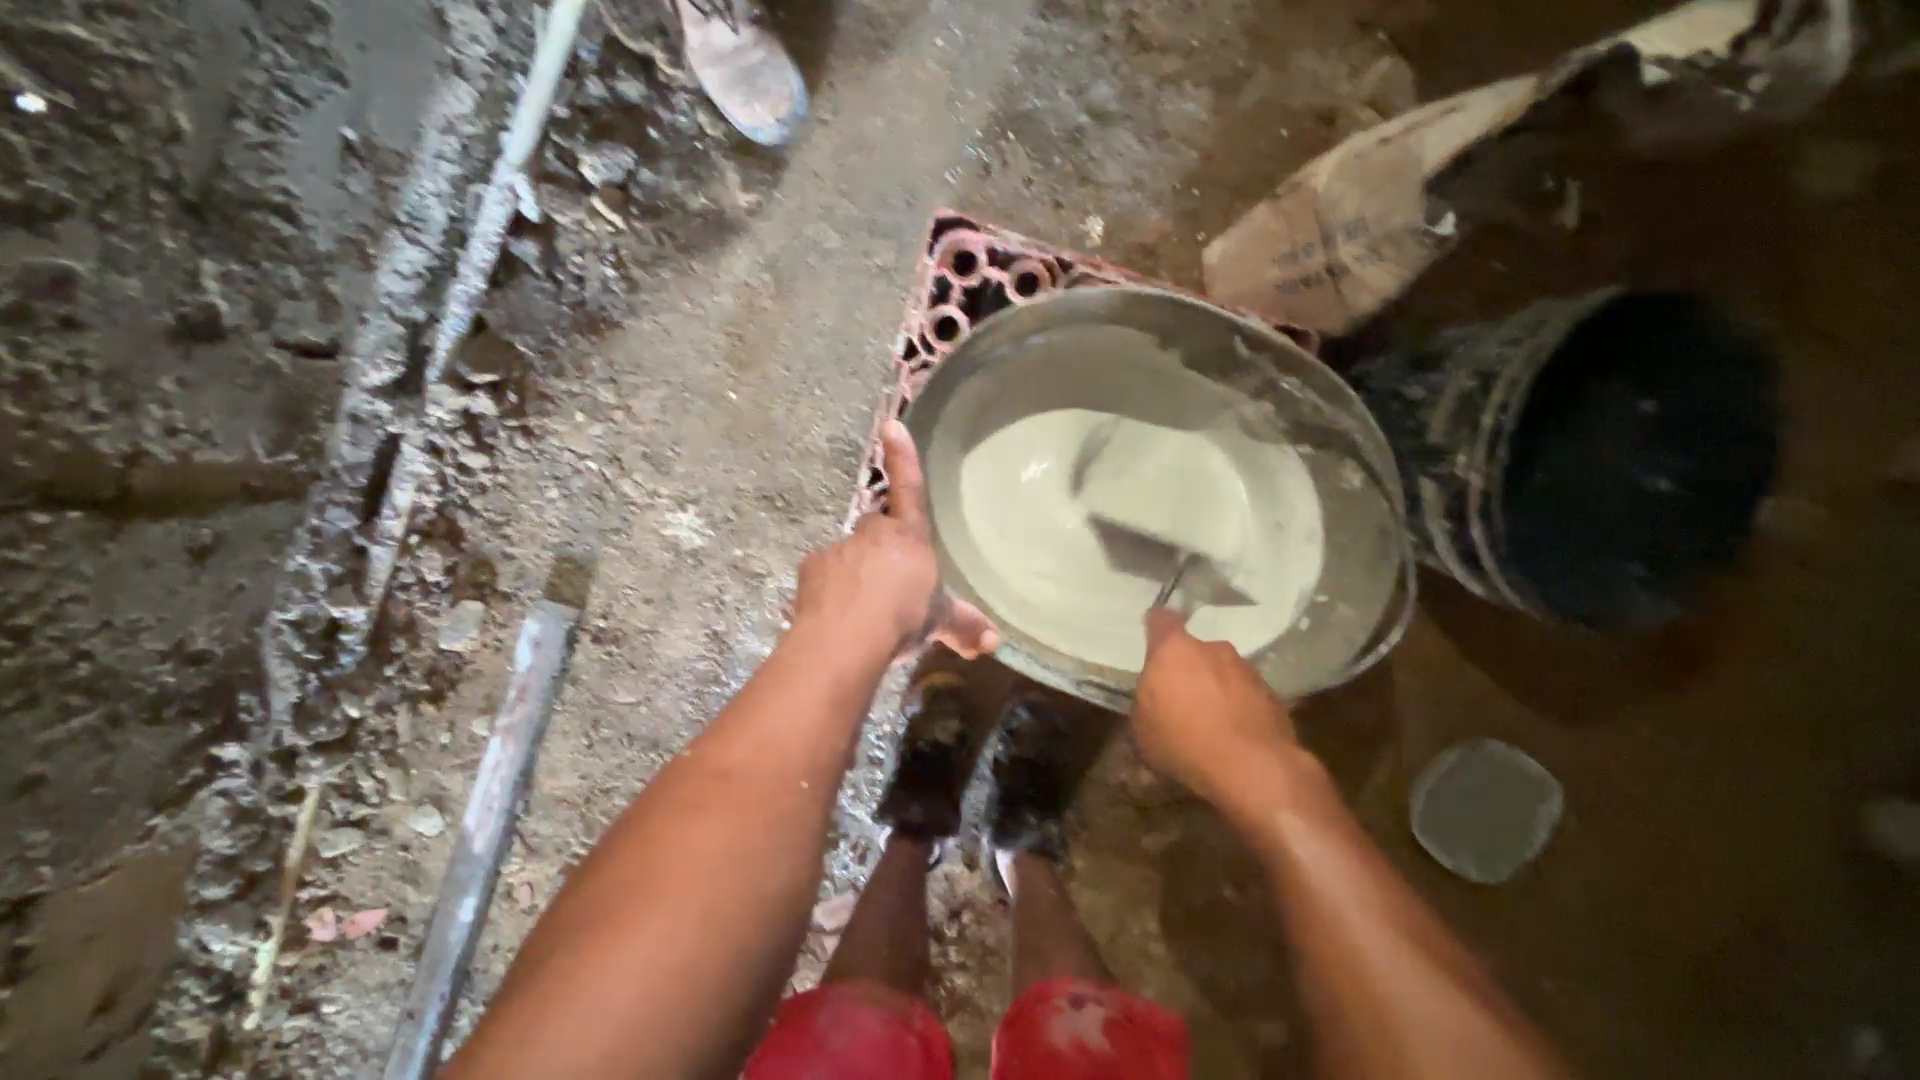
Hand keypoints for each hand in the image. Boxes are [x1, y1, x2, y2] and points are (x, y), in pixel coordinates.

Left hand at [790, 420, 999, 658]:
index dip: (902, 458)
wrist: (846, 637)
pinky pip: (825, 578)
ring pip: (849, 557)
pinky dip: (831, 594)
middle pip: (877, 529)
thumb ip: (963, 626)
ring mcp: (838, 550)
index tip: (889, 425)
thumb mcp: (938, 621)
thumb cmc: (902, 617)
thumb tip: (993, 642)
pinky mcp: (811, 570)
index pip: (909, 489)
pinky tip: (838, 620)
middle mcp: (872, 534)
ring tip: (863, 615)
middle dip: (882, 549)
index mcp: (908, 537)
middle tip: (890, 585)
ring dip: (856, 577)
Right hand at [1131, 608, 1297, 806]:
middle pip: (1196, 651)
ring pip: (1224, 673)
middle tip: (1183, 698)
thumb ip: (1145, 704)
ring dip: (1217, 689)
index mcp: (1174, 651)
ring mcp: (1247, 670)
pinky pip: (1247, 695)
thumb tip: (1154, 703)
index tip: (1154, 632)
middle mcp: (1213, 650)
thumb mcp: (1141, 730)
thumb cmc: (1182, 742)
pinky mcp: (1272, 694)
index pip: (1162, 620)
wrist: (1250, 767)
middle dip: (1190, 669)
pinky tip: (1235, 736)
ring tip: (1212, 722)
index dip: (1157, 625)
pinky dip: (1239, 708)